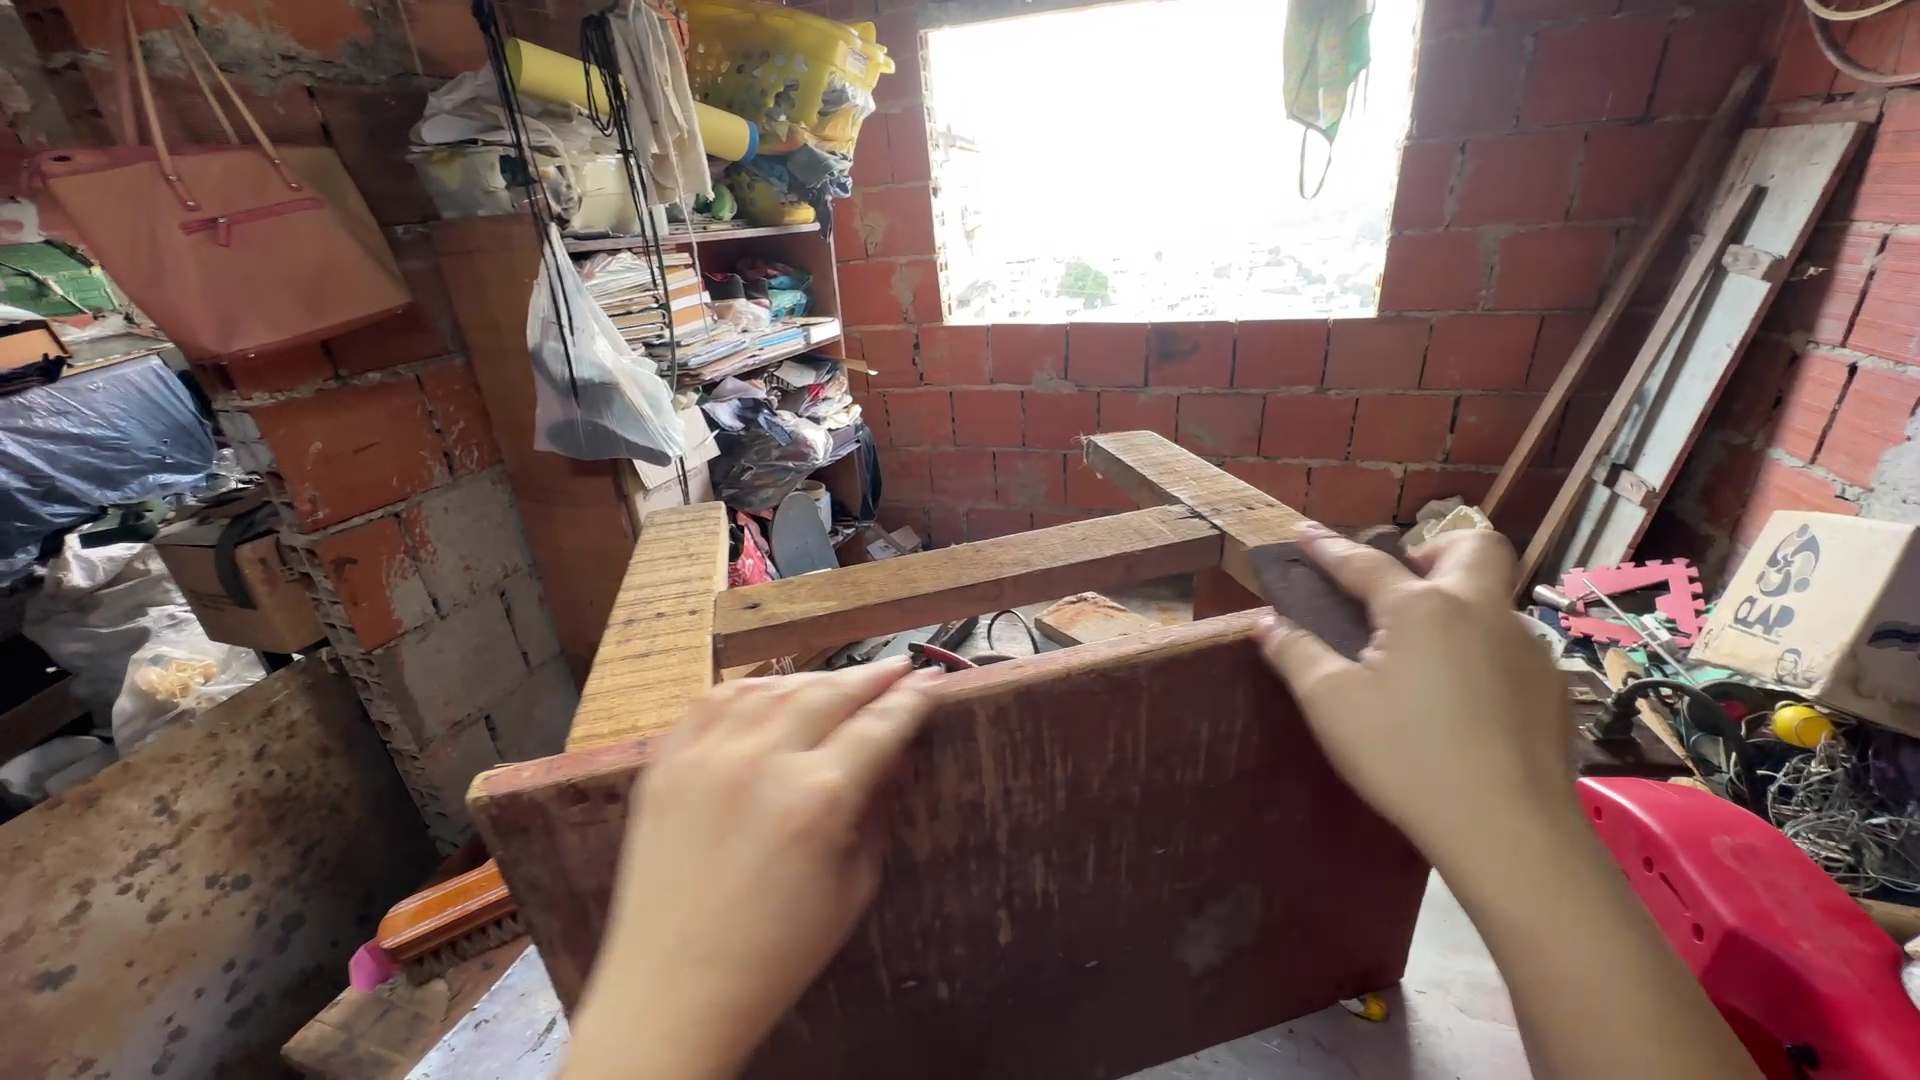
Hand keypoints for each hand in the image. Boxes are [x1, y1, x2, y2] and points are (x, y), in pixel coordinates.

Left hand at [567, 659, 936, 1079]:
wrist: (672, 991)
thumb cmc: (778, 953)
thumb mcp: (854, 886)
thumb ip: (877, 809)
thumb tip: (897, 756)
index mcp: (817, 798)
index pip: (878, 726)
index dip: (910, 701)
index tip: (930, 682)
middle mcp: (762, 761)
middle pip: (829, 693)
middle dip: (872, 676)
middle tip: (898, 667)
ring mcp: (707, 756)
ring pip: (773, 687)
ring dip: (816, 678)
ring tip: (841, 681)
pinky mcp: (667, 764)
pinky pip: (713, 702)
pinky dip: (752, 688)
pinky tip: (773, 691)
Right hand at [1254, 528, 1574, 868]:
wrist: (1508, 830)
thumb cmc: (1405, 757)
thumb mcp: (1331, 704)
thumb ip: (1295, 653)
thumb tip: (1265, 622)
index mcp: (1421, 609)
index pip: (1364, 563)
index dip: (1328, 547)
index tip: (1303, 531)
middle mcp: (1482, 612)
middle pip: (1472, 546)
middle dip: (1433, 548)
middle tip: (1401, 581)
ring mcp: (1528, 648)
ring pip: (1495, 599)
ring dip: (1458, 604)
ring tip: (1424, 652)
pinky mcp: (1554, 688)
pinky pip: (1512, 646)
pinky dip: (1480, 649)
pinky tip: (1462, 697)